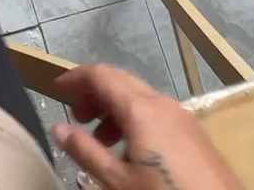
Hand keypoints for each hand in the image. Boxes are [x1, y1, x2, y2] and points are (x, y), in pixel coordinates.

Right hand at [49, 64, 243, 189]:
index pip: (100, 74)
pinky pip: (157, 114)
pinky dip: (136, 121)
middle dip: (94, 95)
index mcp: (141, 109)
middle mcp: (162, 104)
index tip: (56, 92)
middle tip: (77, 119)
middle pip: (119, 82)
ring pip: (139, 98)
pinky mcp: (197, 137)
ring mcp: (183, 119)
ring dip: (114, 110)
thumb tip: (57, 128)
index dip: (75, 78)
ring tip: (103, 141)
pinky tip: (134, 154)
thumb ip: (86, 151)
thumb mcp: (119, 183)